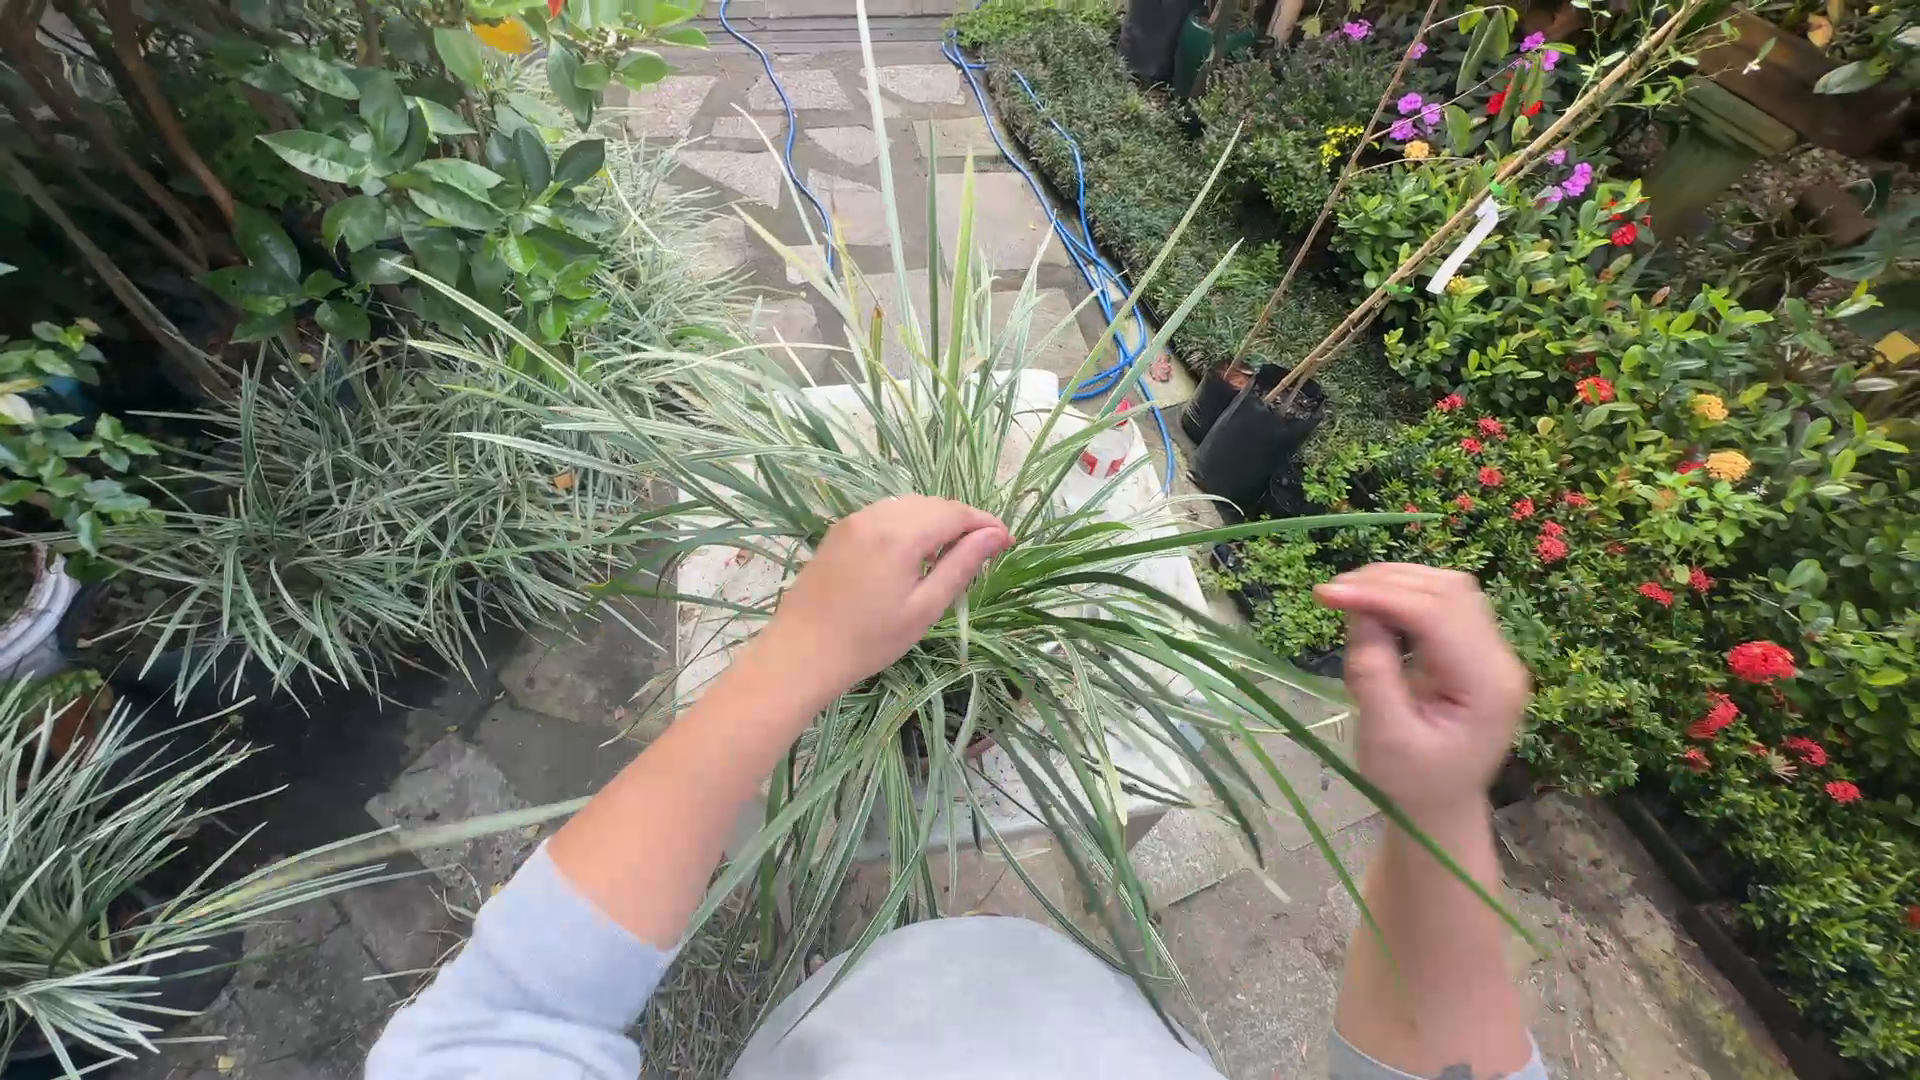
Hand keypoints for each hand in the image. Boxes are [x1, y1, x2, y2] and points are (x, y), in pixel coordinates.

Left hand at [756, 495, 1010, 693]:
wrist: (801, 653)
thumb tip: (994, 536)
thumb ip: (961, 566)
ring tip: (953, 553)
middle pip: (933, 504)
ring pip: (909, 505)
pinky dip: (910, 523)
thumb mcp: (924, 608)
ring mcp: (854, 521)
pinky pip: (886, 514)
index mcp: (900, 535)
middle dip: (963, 521)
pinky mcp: (840, 531)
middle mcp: (876, 516)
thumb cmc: (869, 641)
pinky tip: (915, 553)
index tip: (1007, 542)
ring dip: (937, 520)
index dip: (985, 523)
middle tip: (984, 551)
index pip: (955, 512)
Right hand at [1313, 564, 1529, 824]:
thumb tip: (1359, 615)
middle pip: (1447, 591)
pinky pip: (1442, 602)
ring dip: (1394, 581)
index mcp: (1486, 685)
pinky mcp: (1472, 650)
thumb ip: (1374, 673)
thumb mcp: (1385, 735)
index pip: (1437, 614)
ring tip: (1347, 594)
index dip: (1380, 595)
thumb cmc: (1410, 780)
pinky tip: (1371, 604)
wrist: (1438, 805)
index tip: (1326, 594)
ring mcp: (1490, 652)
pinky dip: (1402, 593)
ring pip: (1447, 588)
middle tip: (1331, 592)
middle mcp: (1498, 660)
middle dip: (1385, 581)